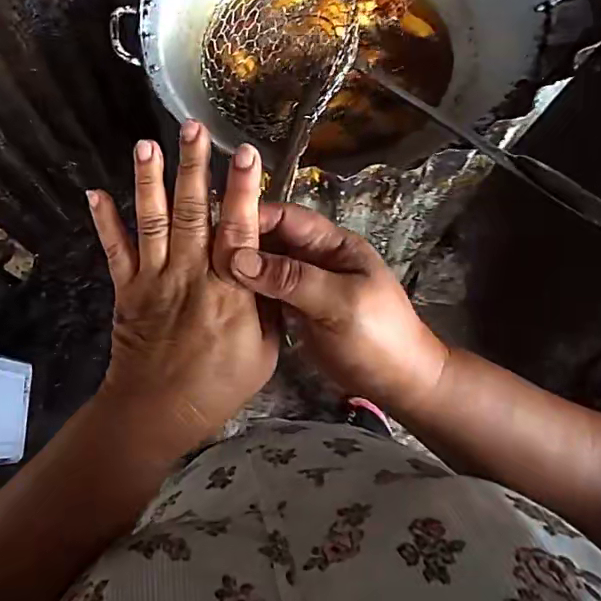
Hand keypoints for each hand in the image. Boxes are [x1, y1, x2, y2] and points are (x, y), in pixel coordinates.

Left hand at [87, 121, 276, 446]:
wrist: (158, 412)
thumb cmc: (220, 384)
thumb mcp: (266, 350)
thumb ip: (268, 304)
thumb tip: (270, 266)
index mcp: (231, 289)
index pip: (238, 228)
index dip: (242, 188)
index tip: (244, 153)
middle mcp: (191, 274)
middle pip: (192, 212)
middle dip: (193, 167)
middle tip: (192, 128)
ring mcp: (155, 279)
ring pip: (153, 222)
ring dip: (149, 181)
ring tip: (146, 145)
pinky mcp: (127, 289)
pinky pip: (115, 250)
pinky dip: (104, 221)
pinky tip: (94, 192)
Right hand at [220, 203, 448, 410]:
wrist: (401, 383)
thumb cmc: (379, 337)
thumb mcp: (340, 303)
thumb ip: (292, 278)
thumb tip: (238, 257)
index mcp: (333, 243)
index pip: (286, 217)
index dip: (252, 217)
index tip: (215, 229)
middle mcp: (315, 257)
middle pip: (271, 239)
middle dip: (239, 242)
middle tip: (199, 253)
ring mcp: (305, 284)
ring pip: (265, 265)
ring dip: (239, 268)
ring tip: (201, 273)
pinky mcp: (297, 309)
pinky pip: (266, 292)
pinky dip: (246, 292)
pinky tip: (221, 298)